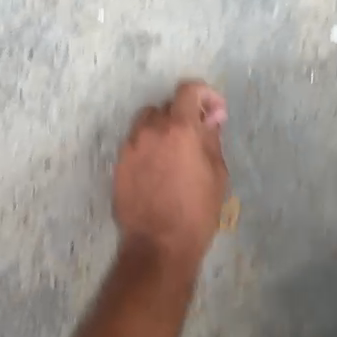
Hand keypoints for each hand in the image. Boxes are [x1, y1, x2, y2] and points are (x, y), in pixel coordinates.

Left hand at [113, 81, 228, 273]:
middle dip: (186, 115)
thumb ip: (212, 138)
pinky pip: (136, 142)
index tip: (216, 111)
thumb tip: (212, 117)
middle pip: (168, 107)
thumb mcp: (217, 174)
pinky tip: (158, 169)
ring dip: (163, 128)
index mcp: (179, 128)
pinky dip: (149, 146)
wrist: (158, 245)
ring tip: (175, 151)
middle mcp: (151, 129)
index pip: (188, 91)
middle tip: (198, 136)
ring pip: (147, 121)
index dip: (205, 94)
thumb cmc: (197, 211)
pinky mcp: (119, 163)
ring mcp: (131, 145)